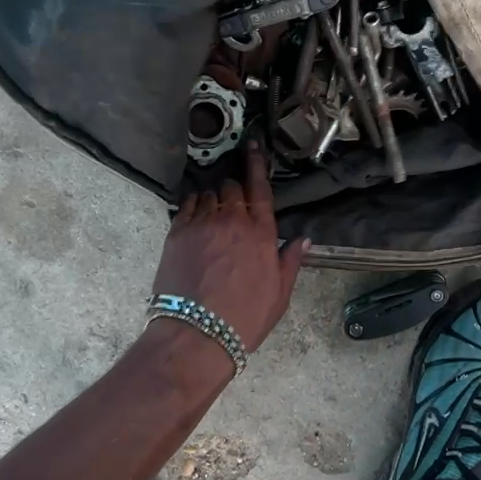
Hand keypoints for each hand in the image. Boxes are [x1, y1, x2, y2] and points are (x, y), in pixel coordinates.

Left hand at [152, 142, 308, 352]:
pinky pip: (186, 204)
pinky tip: (194, 214)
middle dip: (234, 189)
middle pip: (232, 187)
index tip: (253, 146)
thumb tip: (303, 240)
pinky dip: (192, 204)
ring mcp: (202, 223)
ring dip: (213, 198)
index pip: (260, 187)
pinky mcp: (177, 232)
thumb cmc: (244, 319)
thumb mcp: (279, 295)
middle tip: (233, 202)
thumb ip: (291, 262)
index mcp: (261, 233)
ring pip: (209, 194)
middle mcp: (232, 220)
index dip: (257, 163)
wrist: (197, 333)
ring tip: (213, 214)